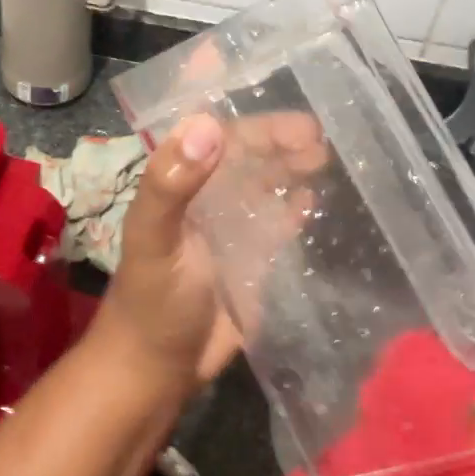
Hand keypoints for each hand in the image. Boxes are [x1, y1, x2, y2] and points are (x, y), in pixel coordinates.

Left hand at [97, 111, 333, 388]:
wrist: (157, 372)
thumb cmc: (149, 301)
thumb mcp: (152, 238)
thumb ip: (171, 184)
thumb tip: (206, 124)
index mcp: (178, 180)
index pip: (215, 132)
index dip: (245, 115)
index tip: (278, 104)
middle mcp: (206, 195)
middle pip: (249, 153)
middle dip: (280, 138)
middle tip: (318, 136)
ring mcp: (232, 226)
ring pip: (268, 182)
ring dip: (293, 166)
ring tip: (325, 158)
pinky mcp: (254, 259)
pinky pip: (280, 223)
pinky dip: (297, 208)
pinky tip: (316, 200)